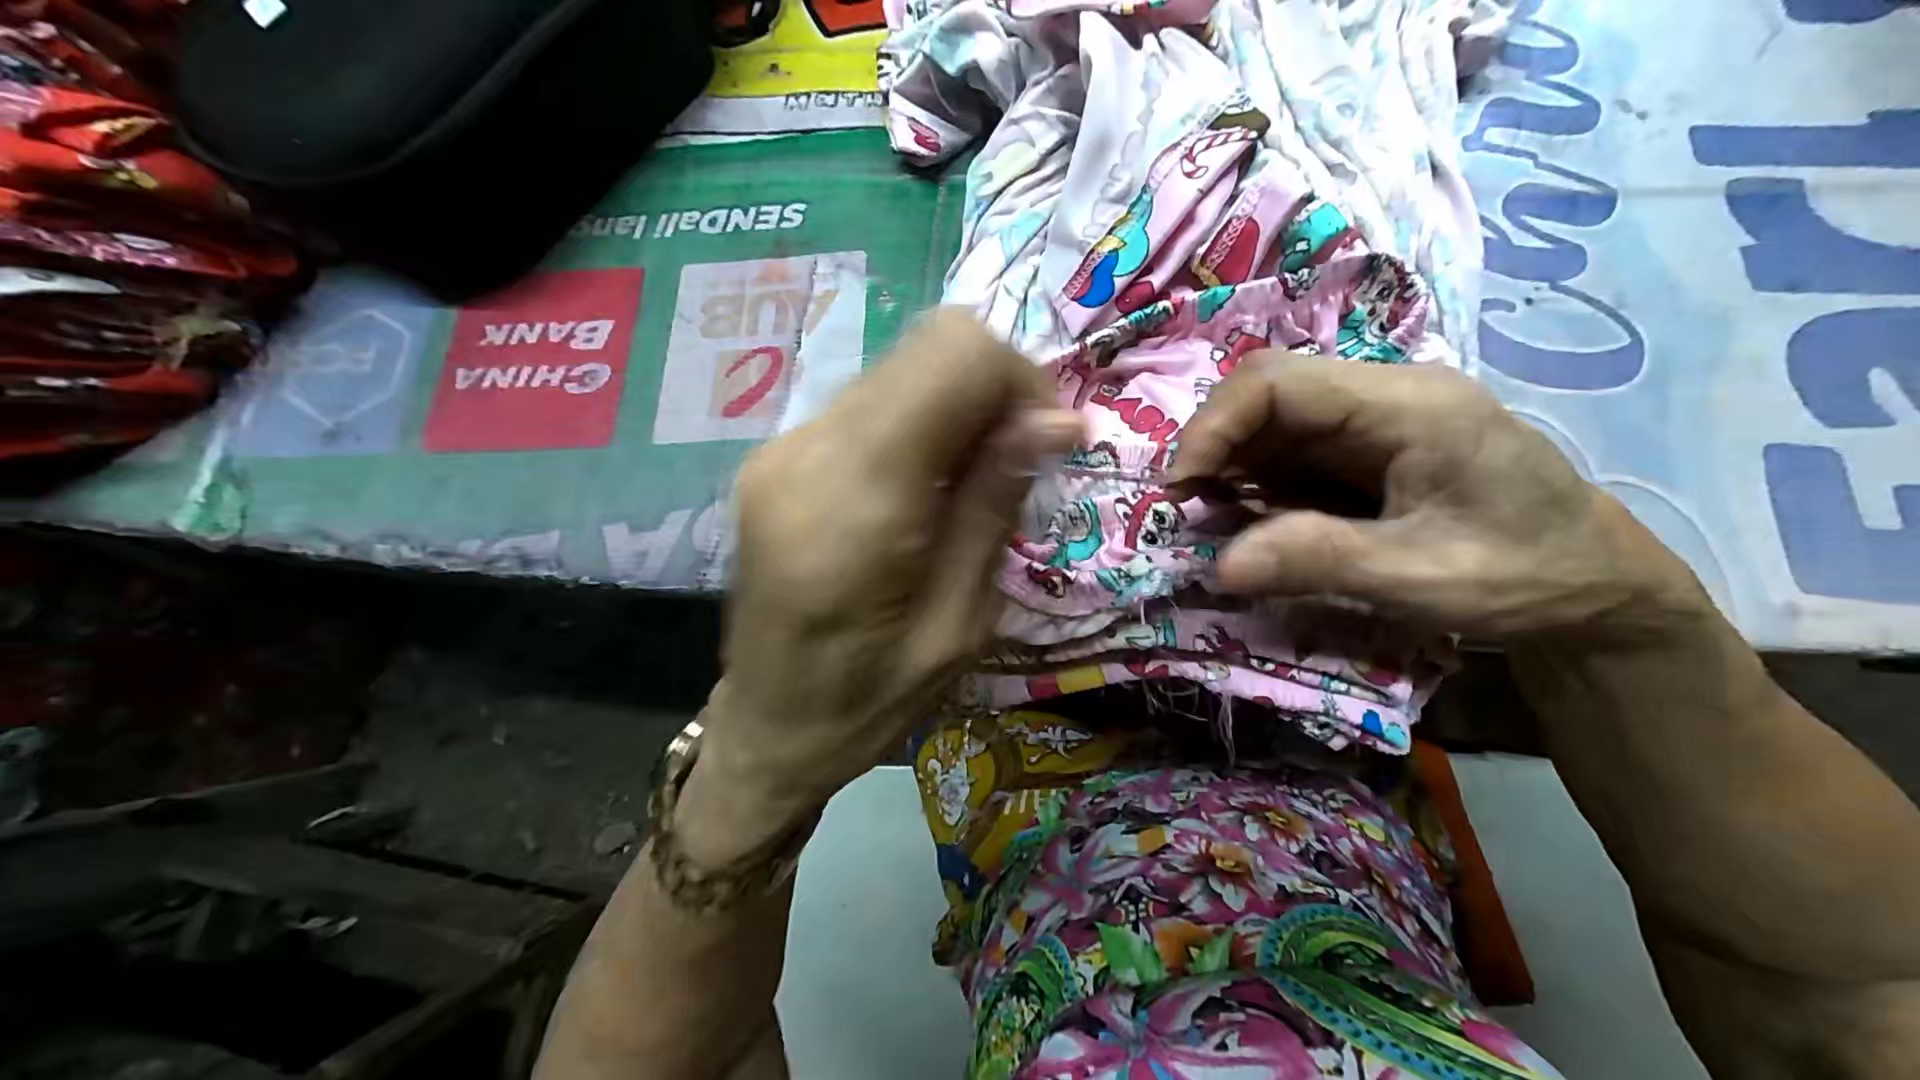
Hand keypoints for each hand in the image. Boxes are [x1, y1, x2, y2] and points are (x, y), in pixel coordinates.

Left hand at [681, 310, 1080, 862]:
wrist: (767, 728)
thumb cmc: (871, 702)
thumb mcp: (959, 625)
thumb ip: (993, 507)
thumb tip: (1051, 419)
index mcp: (859, 504)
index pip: (951, 358)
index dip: (1018, 378)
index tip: (1050, 438)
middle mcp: (807, 453)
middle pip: (924, 349)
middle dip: (992, 389)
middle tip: (1020, 459)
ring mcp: (780, 448)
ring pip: (897, 371)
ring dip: (954, 407)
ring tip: (972, 481)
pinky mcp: (773, 456)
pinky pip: (867, 405)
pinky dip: (915, 425)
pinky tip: (925, 487)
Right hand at [1166, 351, 1711, 641]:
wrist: (1598, 592)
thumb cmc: (1523, 576)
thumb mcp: (1421, 577)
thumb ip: (1319, 560)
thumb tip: (1217, 565)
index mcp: (1407, 404)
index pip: (1277, 380)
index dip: (1212, 427)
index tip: (1178, 490)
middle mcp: (1384, 395)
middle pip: (1266, 393)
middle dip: (1214, 448)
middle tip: (1186, 512)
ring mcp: (1373, 422)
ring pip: (1271, 423)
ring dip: (1228, 468)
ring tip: (1210, 523)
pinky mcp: (1366, 451)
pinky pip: (1288, 453)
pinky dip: (1253, 485)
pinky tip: (1248, 522)